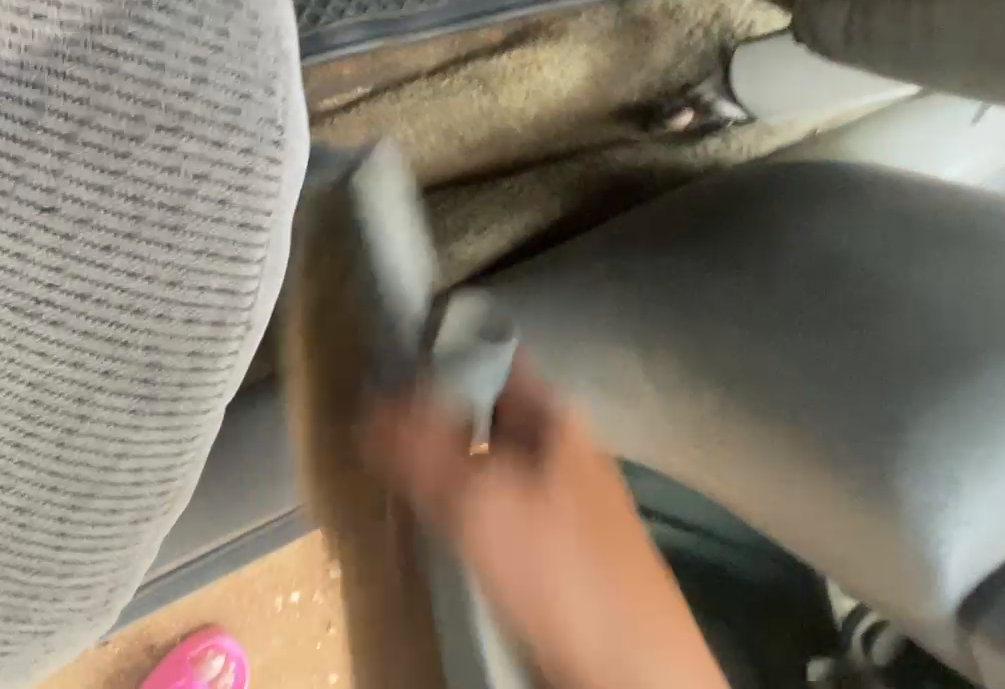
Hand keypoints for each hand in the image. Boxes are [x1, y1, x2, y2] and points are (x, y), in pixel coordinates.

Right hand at [365, 360, 728, 688]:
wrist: (637, 677)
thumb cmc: (563, 570)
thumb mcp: (480, 502)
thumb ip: (419, 447)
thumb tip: (368, 403)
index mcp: (554, 417)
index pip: (488, 356)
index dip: (438, 349)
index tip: (386, 353)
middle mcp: (558, 444)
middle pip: (481, 408)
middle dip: (428, 409)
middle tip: (371, 412)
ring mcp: (557, 493)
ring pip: (483, 456)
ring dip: (438, 457)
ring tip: (386, 458)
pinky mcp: (550, 541)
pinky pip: (489, 499)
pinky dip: (456, 496)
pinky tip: (428, 511)